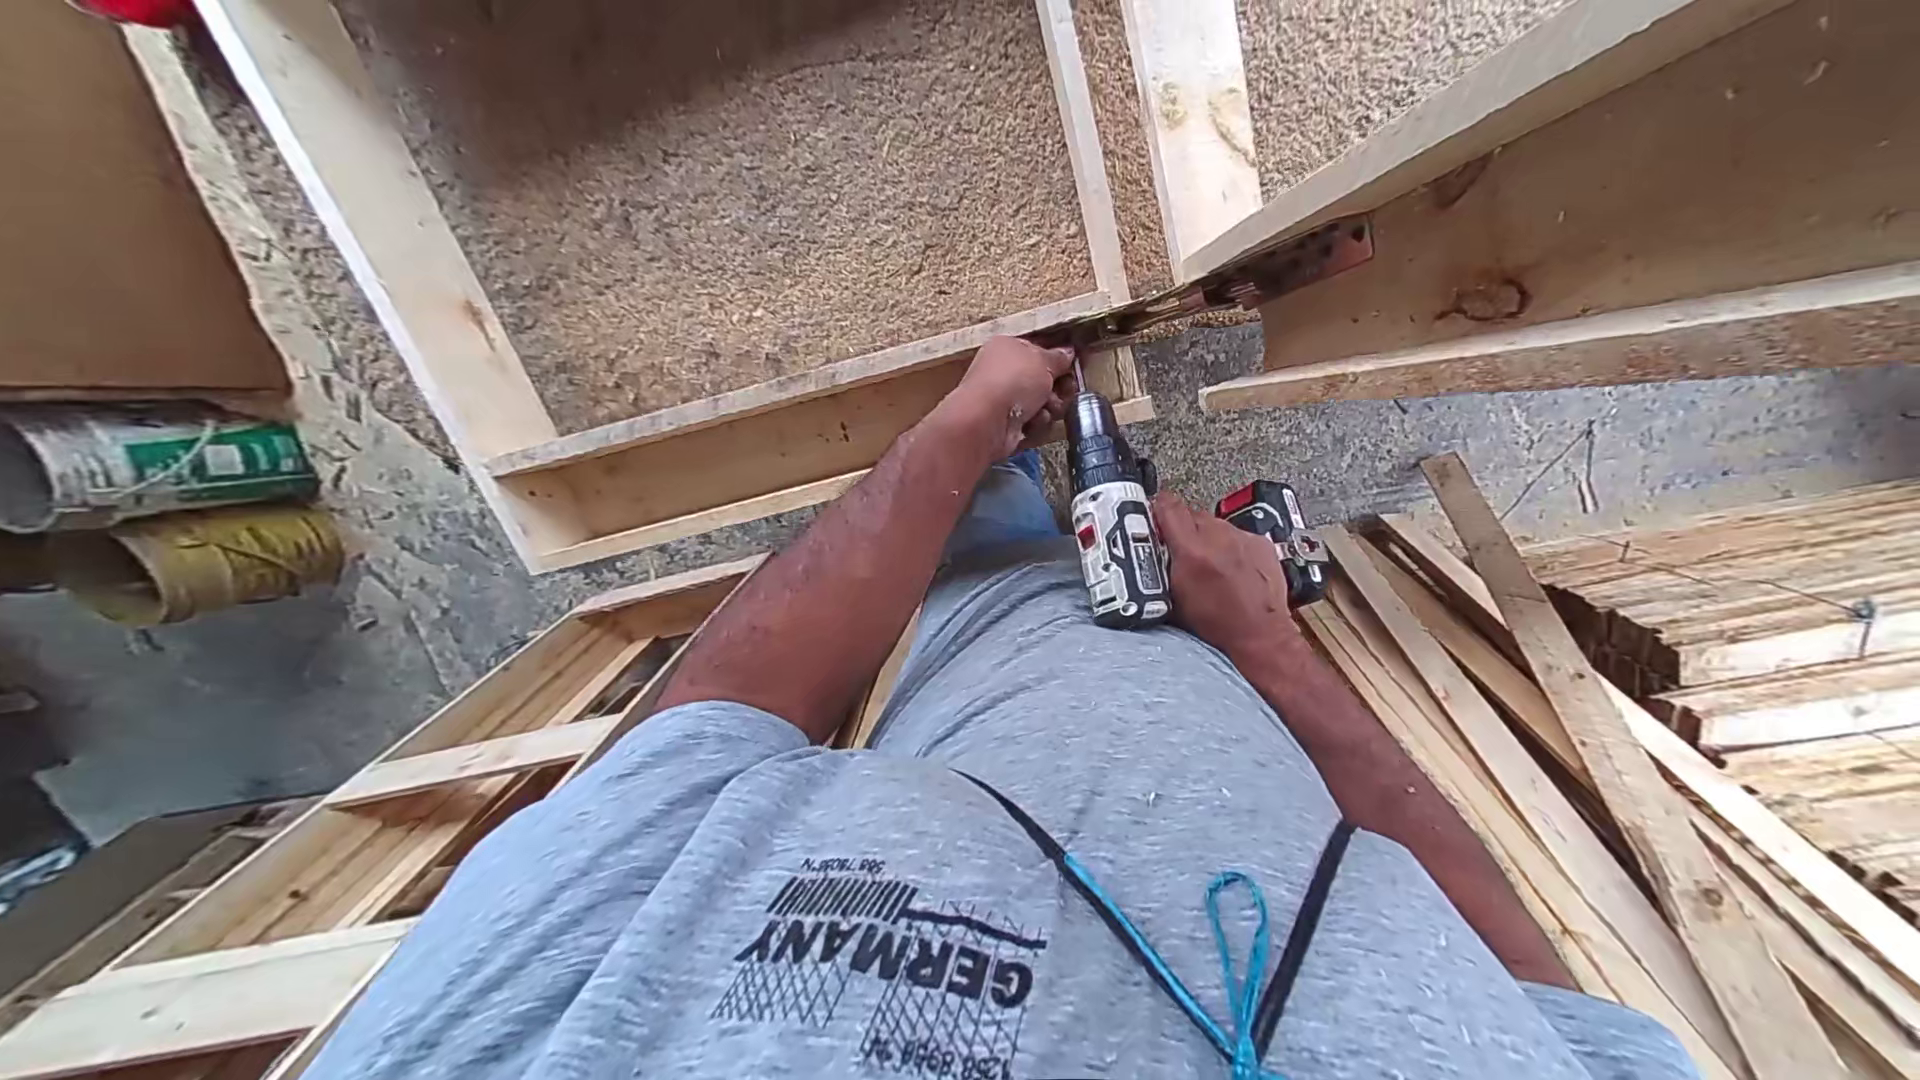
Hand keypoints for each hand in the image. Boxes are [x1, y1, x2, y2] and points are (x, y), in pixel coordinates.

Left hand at [932, 336, 1077, 458]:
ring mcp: (1004, 401)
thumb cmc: (1014, 380)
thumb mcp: (1043, 360)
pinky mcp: (1007, 426)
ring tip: (1045, 409)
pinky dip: (1036, 425)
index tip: (1078, 365)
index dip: (1060, 359)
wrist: (987, 420)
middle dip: (1059, 388)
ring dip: (1050, 408)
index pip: (1039, 351)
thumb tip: (1068, 352)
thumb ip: (1059, 357)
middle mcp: (1004, 373)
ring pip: (1043, 405)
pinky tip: (1032, 423)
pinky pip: (1033, 424)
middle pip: (1044, 380)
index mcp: (1008, 348)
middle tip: (1066, 391)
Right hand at [1152, 491, 1301, 661]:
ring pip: (1213, 523)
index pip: (1168, 506)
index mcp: (1191, 551)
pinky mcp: (1259, 542)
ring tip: (1206, 561)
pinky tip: (1228, 565)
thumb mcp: (1172, 596)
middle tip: (1178, 547)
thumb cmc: (1218, 623)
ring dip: (1205, 536)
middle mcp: (1218, 538)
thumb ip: (1160, 565)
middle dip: (1181, 527)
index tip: (1154, 512)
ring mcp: (1241, 538)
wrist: (1259, 634)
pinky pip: (1236, 533)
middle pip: (1190, 513)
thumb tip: (1149, 546)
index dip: (1157, 506)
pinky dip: (1229, 544)